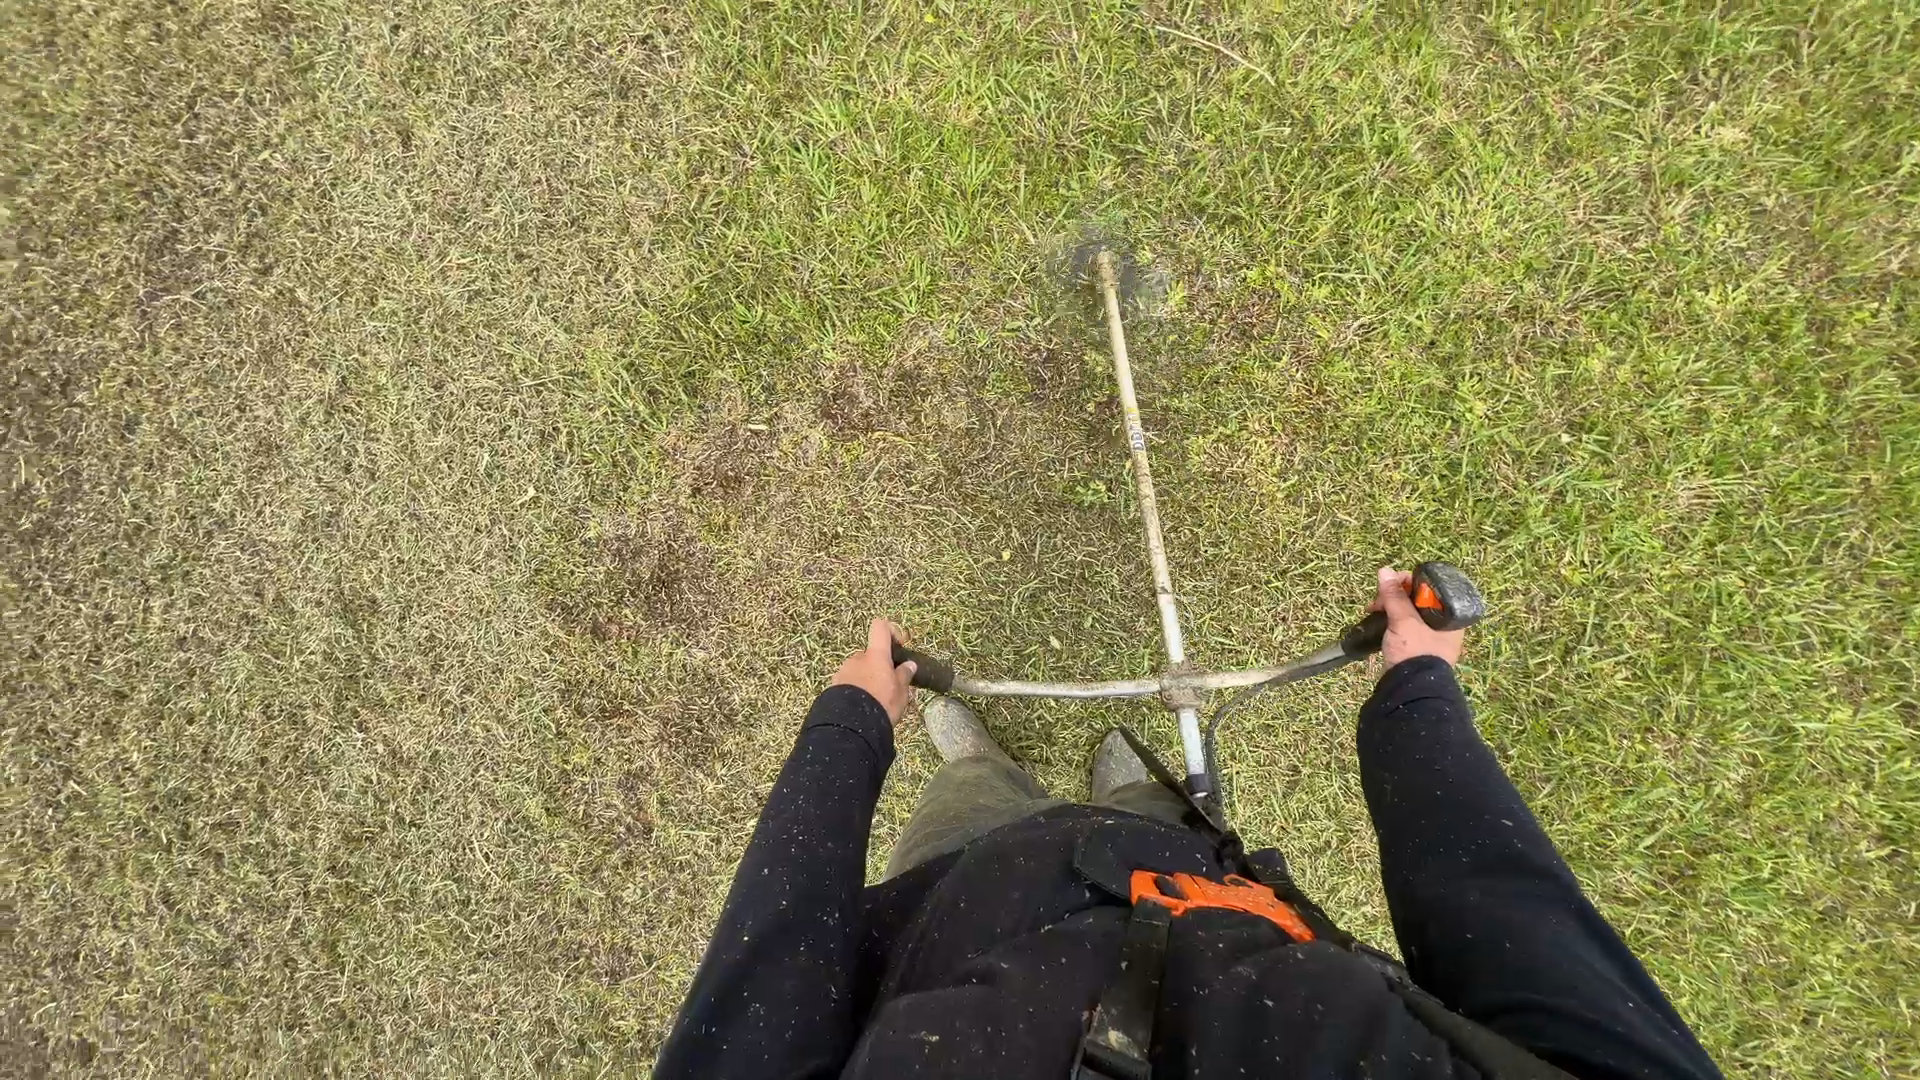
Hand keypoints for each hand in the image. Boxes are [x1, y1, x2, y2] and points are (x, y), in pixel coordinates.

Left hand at [831, 619, 918, 724]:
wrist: (851, 728)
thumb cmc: (881, 705)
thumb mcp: (901, 692)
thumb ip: (904, 675)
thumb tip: (908, 665)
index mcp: (875, 655)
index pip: (880, 627)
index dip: (891, 631)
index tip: (899, 646)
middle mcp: (857, 659)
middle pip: (870, 654)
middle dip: (878, 667)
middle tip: (889, 687)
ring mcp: (843, 672)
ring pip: (859, 669)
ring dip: (867, 679)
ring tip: (875, 701)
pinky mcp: (833, 686)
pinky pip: (848, 682)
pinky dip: (855, 690)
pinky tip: (861, 707)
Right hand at [1370, 566, 1465, 668]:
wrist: (1410, 686)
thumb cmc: (1414, 651)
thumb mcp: (1403, 620)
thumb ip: (1394, 596)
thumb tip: (1384, 571)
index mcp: (1450, 615)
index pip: (1429, 587)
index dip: (1407, 582)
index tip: (1389, 587)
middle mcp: (1443, 622)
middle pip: (1416, 597)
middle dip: (1393, 595)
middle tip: (1377, 602)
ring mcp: (1429, 634)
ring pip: (1407, 609)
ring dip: (1388, 606)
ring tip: (1373, 611)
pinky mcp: (1415, 643)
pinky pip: (1403, 622)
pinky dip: (1390, 618)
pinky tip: (1378, 620)